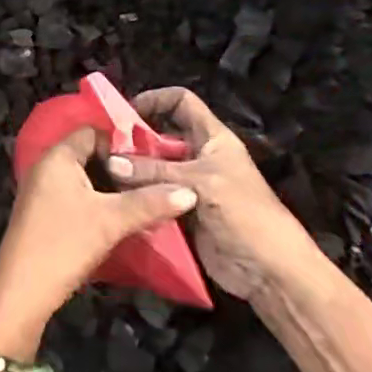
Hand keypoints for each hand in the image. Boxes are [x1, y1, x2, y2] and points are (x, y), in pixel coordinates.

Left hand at [0, 127, 197, 348]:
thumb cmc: (66, 242)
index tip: (152, 159)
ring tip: (144, 201)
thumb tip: (191, 191)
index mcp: (57, 156)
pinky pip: (73, 194)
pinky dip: (96, 201)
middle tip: (154, 181)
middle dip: (119, 168)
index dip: (121, 142)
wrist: (24, 287)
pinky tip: (119, 219)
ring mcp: (41, 189)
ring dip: (110, 188)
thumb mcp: (112, 220)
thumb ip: (150, 202)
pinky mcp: (42, 211)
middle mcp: (45, 166)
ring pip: (82, 177)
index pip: (91, 131)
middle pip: (88, 154)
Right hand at [106, 88, 322, 299]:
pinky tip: (114, 197)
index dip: (154, 99)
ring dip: (130, 169)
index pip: (181, 102)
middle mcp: (198, 156)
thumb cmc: (245, 214)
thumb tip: (110, 161)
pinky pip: (151, 194)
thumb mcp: (200, 183)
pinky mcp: (179, 209)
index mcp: (212, 138)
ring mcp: (188, 184)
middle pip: (160, 134)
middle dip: (133, 138)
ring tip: (101, 172)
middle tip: (102, 147)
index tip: (124, 112)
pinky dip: (135, 194)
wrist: (270, 271)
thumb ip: (153, 170)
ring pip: (151, 166)